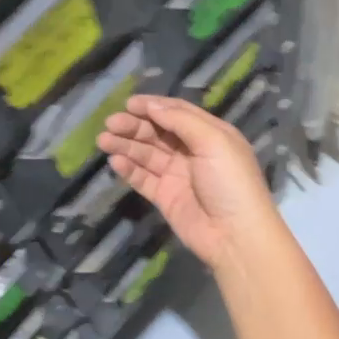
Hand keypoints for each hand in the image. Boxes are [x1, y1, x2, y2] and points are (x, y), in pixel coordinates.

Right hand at [97, 95, 281, 270]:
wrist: (235, 235)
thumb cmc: (230, 181)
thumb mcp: (213, 141)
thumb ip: (181, 121)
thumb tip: (152, 105)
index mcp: (210, 134)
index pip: (177, 112)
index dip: (153, 106)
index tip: (129, 103)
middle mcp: (192, 151)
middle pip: (157, 132)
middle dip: (134, 125)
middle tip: (111, 122)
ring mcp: (177, 175)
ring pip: (146, 154)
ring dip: (125, 145)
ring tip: (103, 140)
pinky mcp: (165, 197)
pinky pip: (143, 178)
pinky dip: (129, 169)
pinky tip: (115, 161)